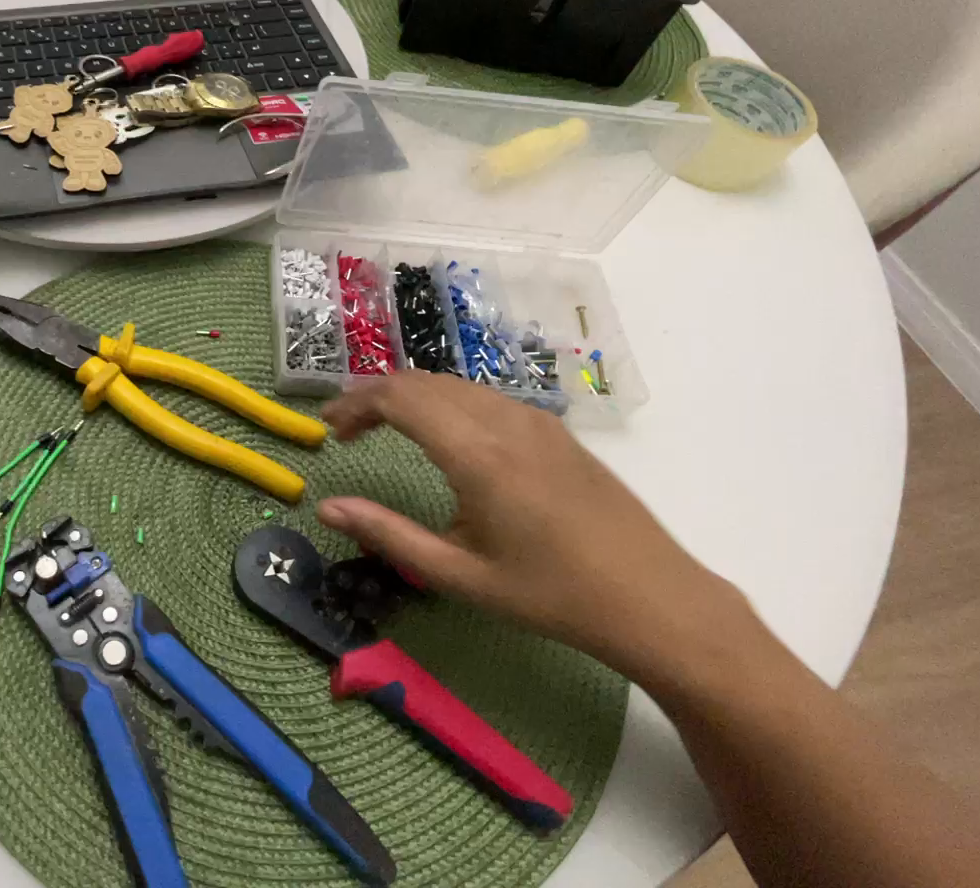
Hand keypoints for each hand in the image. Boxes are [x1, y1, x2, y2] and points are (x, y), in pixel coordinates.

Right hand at [318, 371, 757, 685]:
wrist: (654, 599)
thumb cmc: (550, 595)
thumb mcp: (459, 575)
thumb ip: (387, 535)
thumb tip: (326, 507)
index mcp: (477, 455)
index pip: (399, 398)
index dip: (354, 403)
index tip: (328, 427)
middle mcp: (504, 422)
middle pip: (422, 381)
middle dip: (374, 396)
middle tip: (344, 428)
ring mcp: (535, 421)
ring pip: (454, 384)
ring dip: (409, 396)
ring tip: (381, 428)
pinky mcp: (554, 430)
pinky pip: (484, 396)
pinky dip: (444, 402)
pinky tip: (440, 436)